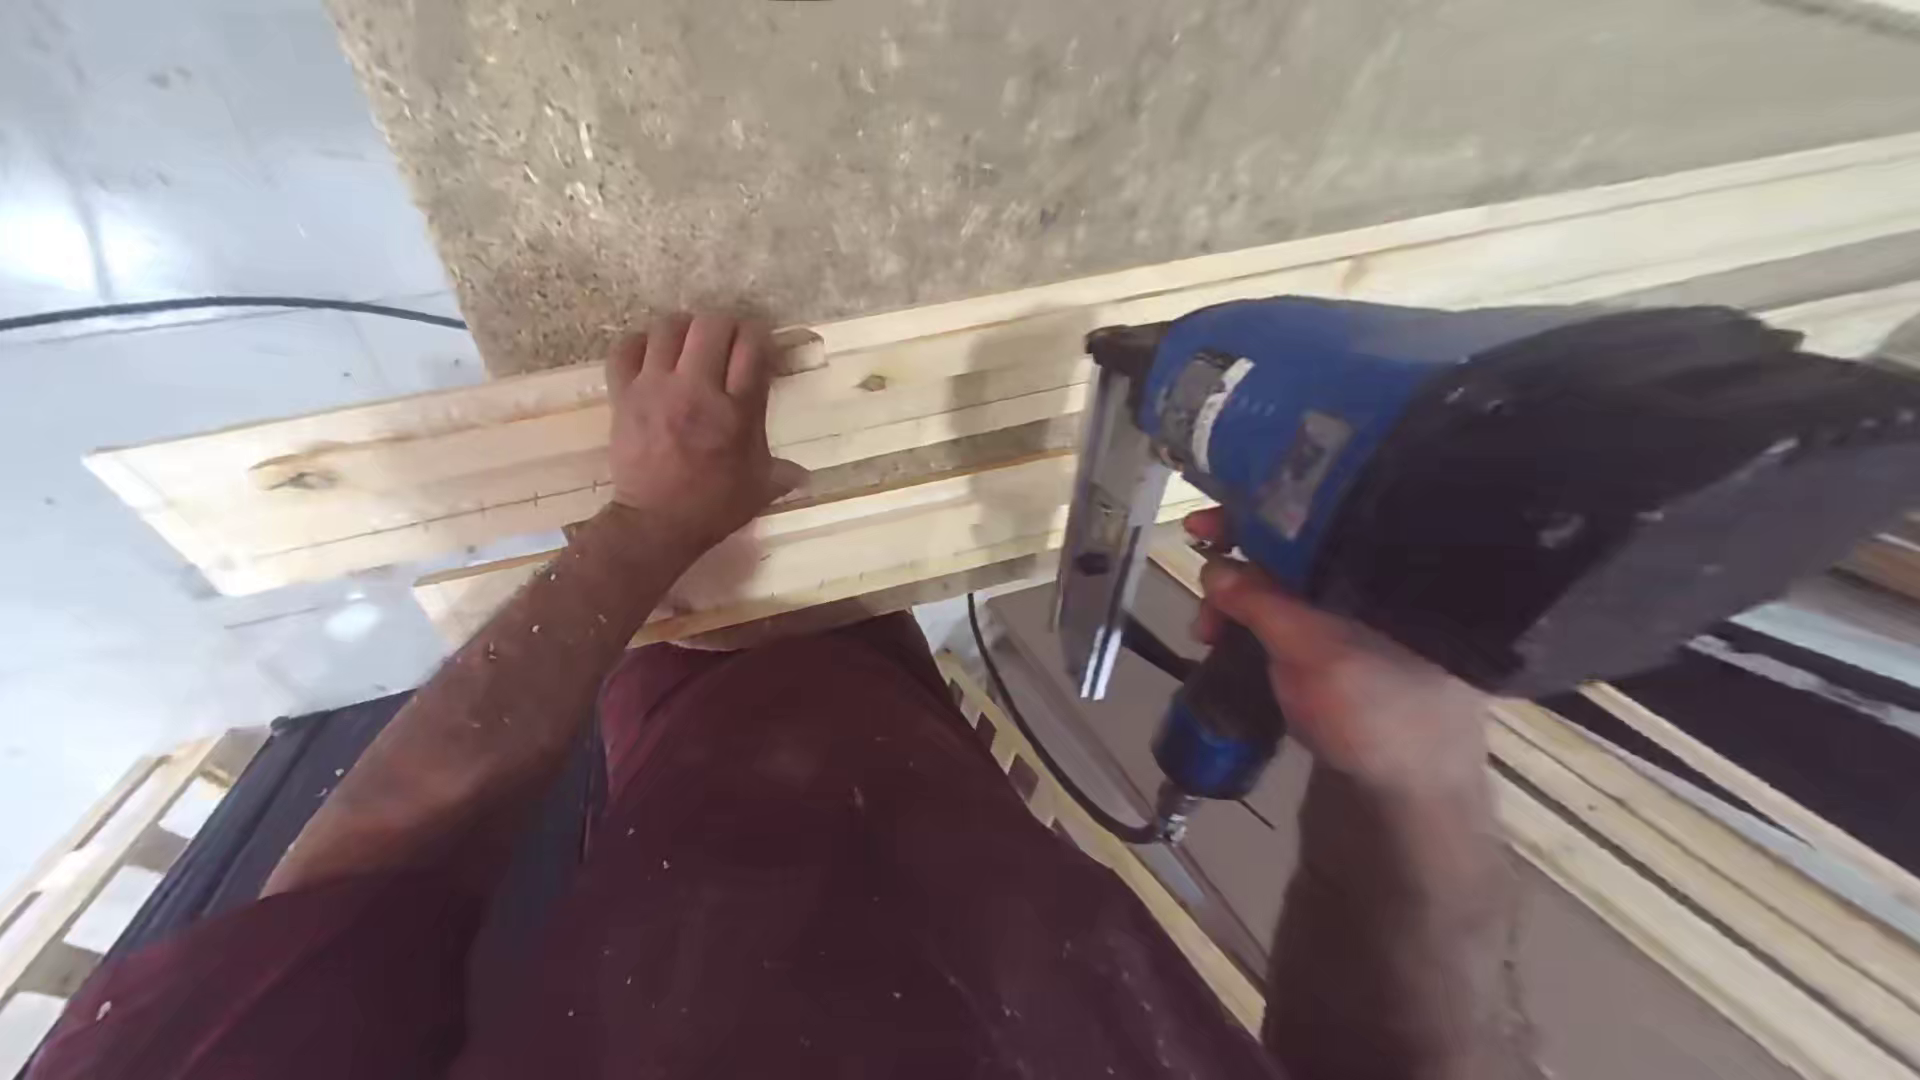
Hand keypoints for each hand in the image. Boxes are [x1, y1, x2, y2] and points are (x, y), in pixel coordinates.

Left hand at [605, 313, 805, 557]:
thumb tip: (806, 475)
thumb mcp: (762, 487)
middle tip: (730, 339)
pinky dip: (643, 342)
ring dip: (686, 328)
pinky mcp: (623, 394)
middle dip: (727, 324)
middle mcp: (697, 389)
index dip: (761, 336)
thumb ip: (785, 472)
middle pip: (712, 325)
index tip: (763, 345)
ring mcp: (656, 388)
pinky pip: (627, 347)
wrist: (657, 523)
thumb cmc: (716, 505)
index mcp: (737, 410)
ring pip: (669, 327)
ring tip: (693, 343)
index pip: (753, 347)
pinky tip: (655, 354)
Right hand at [1183, 508, 1488, 796]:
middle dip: (1232, 573)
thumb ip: (1260, 603)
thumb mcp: (1311, 652)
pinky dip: (1245, 625)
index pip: (1313, 523)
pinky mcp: (1330, 649)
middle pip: (1287, 557)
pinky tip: (1221, 641)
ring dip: (1232, 604)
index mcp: (1383, 573)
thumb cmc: (1373, 715)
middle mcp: (1368, 587)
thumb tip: (1212, 565)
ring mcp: (1349, 621)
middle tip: (1203, 600)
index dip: (1254, 518)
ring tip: (1206, 634)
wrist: (1404, 798)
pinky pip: (1278, 621)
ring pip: (1276, 591)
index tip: (1203, 524)